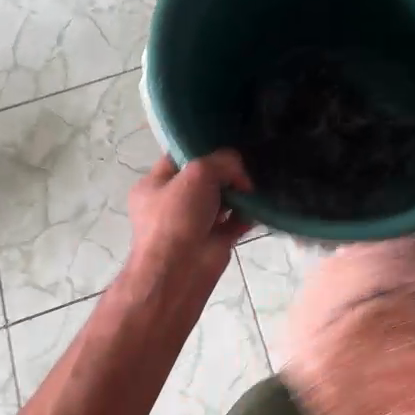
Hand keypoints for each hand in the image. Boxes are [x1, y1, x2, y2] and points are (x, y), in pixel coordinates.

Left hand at [125, 151, 252, 284]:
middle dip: (226, 172)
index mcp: (154, 184)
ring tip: (257, 184)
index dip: (203, 148)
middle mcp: (172, 203)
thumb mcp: (198, 174)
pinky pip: (234, 221)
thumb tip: (241, 175)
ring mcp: (193, 223)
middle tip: (248, 164)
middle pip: (204, 178)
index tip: (229, 142)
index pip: (180, 157)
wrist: (179, 271)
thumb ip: (222, 162)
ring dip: (239, 193)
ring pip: (221, 200)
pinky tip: (259, 206)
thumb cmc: (178, 217)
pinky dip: (246, 215)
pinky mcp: (213, 241)